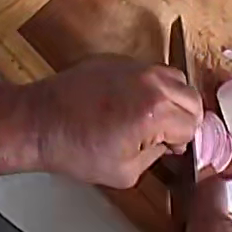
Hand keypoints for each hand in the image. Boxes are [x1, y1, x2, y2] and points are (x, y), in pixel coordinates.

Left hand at [21, 56, 199, 188]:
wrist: (39, 121)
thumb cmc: (74, 149)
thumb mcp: (125, 172)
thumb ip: (157, 155)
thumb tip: (169, 145)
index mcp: (155, 111)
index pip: (193, 125)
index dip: (183, 143)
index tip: (172, 149)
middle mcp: (149, 82)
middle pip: (191, 97)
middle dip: (184, 118)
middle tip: (166, 135)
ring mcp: (133, 66)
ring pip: (174, 77)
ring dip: (171, 98)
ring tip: (150, 118)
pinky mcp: (117, 59)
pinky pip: (148, 70)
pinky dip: (149, 86)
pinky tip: (130, 104)